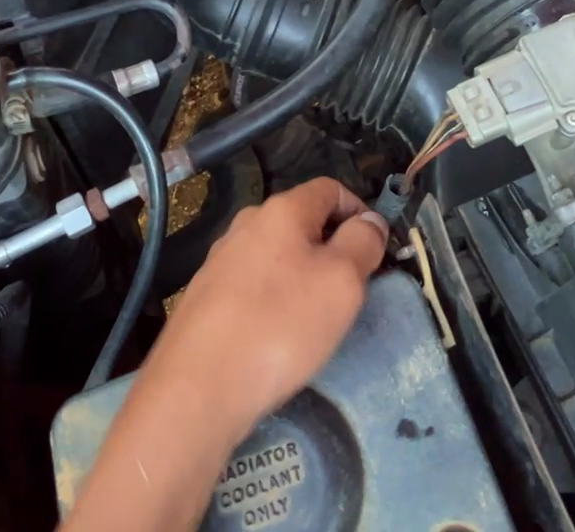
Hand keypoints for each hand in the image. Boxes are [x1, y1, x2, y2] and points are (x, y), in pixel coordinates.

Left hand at [139, 176, 388, 435]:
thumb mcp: (342, 282)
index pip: (331, 188)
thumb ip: (363, 242)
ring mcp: (221, 258)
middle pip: (303, 220)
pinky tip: (277, 333)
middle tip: (351, 290)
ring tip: (316, 317)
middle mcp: (246, 223)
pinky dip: (275, 297)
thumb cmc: (281, 326)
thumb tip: (370, 220)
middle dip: (333, 247)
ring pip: (278, 253)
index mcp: (281, 209)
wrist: (198, 387)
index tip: (376, 251)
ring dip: (303, 274)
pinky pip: (255, 282)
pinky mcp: (206, 294)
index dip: (361, 212)